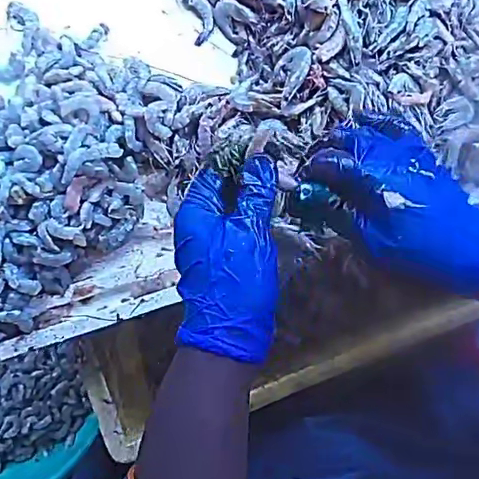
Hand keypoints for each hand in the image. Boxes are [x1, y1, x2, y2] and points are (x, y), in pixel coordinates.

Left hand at [173, 154, 279, 364]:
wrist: (231, 332)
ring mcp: (208, 238)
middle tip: (281, 164)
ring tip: (283, 182)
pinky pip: (236, 222)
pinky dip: (254, 213)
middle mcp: (196, 221)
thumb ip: (254, 193)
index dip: (241, 155)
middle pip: (223, 184)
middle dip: (250, 173)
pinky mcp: (223, 253)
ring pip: (232, 204)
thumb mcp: (249, 231)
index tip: (269, 146)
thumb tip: (260, 160)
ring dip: (255, 193)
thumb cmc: (235, 282)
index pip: (215, 168)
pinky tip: (274, 208)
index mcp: (194, 210)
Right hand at [302, 114, 478, 295]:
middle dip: (324, 151)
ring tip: (335, 152)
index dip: (310, 171)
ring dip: (345, 136)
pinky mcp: (419, 151)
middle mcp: (386, 154)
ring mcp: (405, 148)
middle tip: (315, 171)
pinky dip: (375, 122)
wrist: (468, 246)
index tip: (301, 182)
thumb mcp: (369, 240)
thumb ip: (338, 213)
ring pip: (366, 127)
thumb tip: (311, 198)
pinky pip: (394, 125)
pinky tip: (365, 124)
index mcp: (371, 176)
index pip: (328, 161)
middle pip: (344, 138)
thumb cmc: (415, 249)